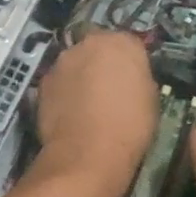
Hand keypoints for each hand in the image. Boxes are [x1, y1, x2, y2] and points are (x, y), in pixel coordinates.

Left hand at [31, 30, 158, 196]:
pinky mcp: (44, 81)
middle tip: (108, 87)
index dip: (131, 62)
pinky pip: (59, 81)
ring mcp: (63, 60)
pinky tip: (70, 113)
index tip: (132, 79)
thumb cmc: (130, 126)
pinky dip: (64, 91)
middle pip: (98, 47)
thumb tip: (129, 79)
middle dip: (102, 62)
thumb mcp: (151, 99)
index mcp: (122, 42)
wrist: (87, 153)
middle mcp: (90, 42)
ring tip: (86, 103)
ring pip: (75, 62)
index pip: (129, 43)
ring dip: (80, 75)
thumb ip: (138, 78)